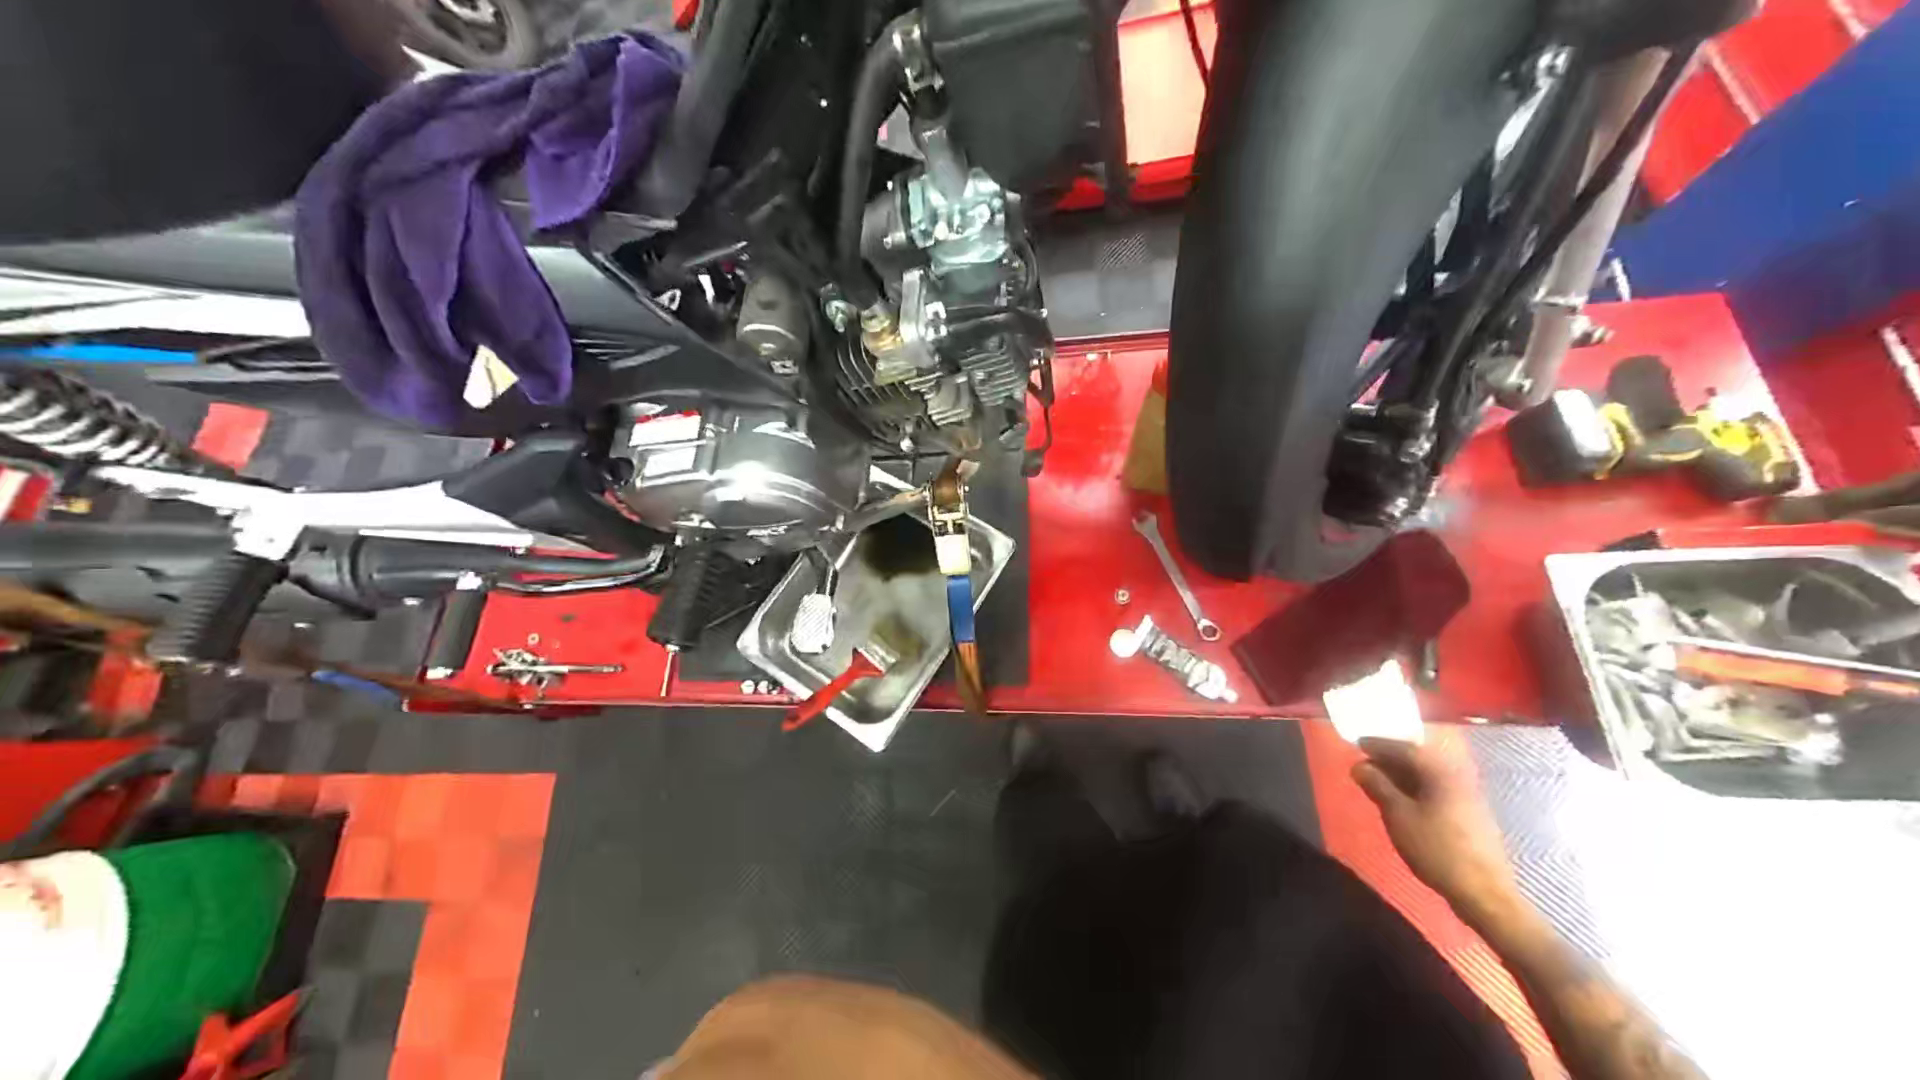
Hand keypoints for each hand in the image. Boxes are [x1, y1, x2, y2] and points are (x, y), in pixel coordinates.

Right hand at [1351, 737, 1521, 928]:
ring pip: (1428, 777)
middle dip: (1390, 759)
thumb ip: (1377, 786)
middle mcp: (1457, 778)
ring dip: (1403, 775)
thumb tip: (1359, 765)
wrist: (1484, 894)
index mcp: (1440, 773)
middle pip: (1419, 760)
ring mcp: (1468, 798)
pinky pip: (1437, 791)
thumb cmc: (1436, 849)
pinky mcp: (1471, 816)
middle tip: (1365, 763)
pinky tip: (1404, 802)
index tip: (1357, 744)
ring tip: (1379, 783)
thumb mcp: (1398, 815)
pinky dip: (1416, 789)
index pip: (1405, 748)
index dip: (1379, 744)